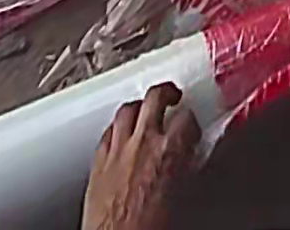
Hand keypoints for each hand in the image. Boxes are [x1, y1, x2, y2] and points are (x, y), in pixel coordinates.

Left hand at [81, 82, 200, 229]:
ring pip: (127, 110)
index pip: (187, 117)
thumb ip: (187, 168)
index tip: (191, 126)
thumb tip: (192, 163)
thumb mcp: (182, 197)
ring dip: (138, 107)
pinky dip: (115, 130)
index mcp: (169, 151)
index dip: (191, 120)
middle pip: (155, 97)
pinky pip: (106, 135)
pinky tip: (119, 135)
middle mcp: (143, 143)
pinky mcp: (97, 166)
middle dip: (165, 92)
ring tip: (144, 108)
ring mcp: (117, 151)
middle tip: (171, 96)